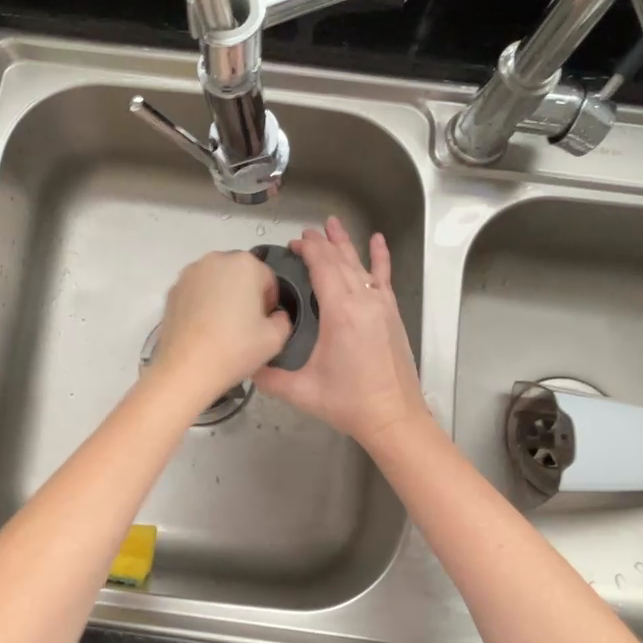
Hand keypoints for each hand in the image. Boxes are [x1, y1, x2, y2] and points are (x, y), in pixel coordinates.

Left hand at [148, 251, 291, 403]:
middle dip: (246, 294)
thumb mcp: (276, 339)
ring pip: (217, 281)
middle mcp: (216, 259)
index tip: (263, 323)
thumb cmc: (234, 349)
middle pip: (240, 275)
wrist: (185, 369)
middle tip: (245, 325)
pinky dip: (202, 303)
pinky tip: (203, 328)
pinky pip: (197, 291)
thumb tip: (274, 316)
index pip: (268, 279)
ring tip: (222, 327)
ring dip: (223, 296)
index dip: (270, 302)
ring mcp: (190, 273)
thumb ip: (283, 319)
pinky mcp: (172, 289)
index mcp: (246, 264)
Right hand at [255, 217, 430, 445]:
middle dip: (322, 244)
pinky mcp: (392, 315)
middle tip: (304, 234)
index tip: (293, 243)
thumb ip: (270, 377)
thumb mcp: (302, 391)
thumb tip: (248, 366)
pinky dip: (380, 258)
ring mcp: (381, 306)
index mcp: (341, 313)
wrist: (394, 418)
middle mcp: (364, 302)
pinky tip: (378, 242)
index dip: (308, 250)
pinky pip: (384, 278)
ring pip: (361, 265)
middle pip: (341, 261)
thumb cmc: (349, 403)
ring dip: (345, 244)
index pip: (323, 267)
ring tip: (333, 224)